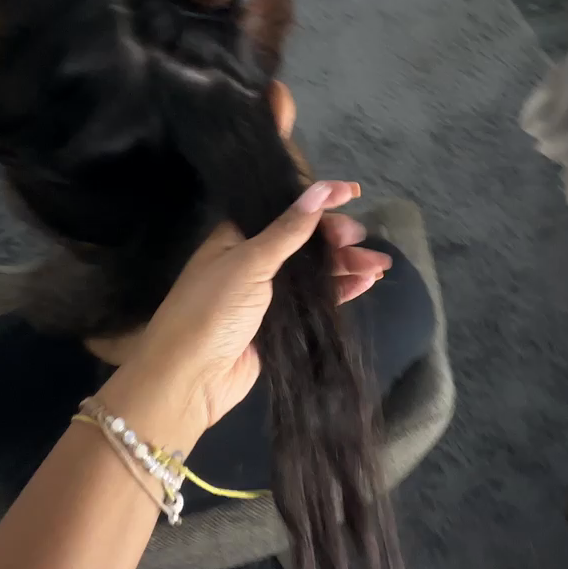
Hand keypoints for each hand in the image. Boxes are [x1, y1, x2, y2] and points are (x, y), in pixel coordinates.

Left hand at [100, 180, 367, 438]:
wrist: (187, 380)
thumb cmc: (211, 310)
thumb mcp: (250, 262)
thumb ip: (289, 228)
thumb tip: (323, 188)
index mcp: (238, 235)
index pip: (285, 208)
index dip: (318, 200)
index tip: (352, 192)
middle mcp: (253, 259)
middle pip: (304, 239)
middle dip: (336, 236)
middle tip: (360, 238)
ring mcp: (268, 292)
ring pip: (315, 270)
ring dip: (346, 264)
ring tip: (380, 265)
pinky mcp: (281, 323)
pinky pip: (317, 299)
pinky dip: (341, 290)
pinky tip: (367, 282)